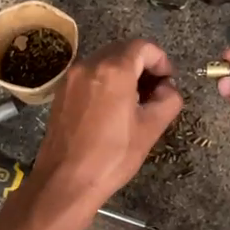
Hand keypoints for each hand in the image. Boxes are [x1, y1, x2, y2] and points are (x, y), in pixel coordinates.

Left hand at [22, 39, 181, 220]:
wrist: (65, 181)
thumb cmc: (112, 156)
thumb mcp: (151, 129)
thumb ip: (168, 100)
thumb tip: (167, 89)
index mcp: (114, 70)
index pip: (143, 47)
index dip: (161, 60)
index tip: (167, 82)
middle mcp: (90, 65)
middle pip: (123, 50)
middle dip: (143, 65)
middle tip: (155, 92)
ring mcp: (72, 77)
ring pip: (106, 61)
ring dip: (125, 72)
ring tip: (135, 101)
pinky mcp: (61, 91)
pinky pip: (90, 74)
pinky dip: (106, 81)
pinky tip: (112, 107)